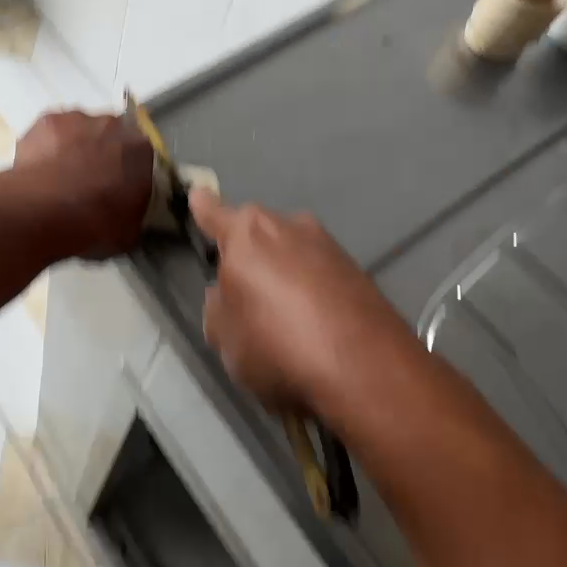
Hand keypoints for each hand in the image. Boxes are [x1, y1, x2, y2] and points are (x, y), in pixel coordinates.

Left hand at [12, 111, 152, 259]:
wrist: (44, 210)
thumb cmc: (94, 223)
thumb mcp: (129, 229)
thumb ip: (133, 207)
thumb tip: (127, 206)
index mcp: (139, 148)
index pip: (138, 154)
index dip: (125, 169)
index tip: (115, 185)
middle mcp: (111, 124)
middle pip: (108, 134)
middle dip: (100, 152)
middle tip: (86, 179)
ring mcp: (76, 118)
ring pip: (78, 129)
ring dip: (72, 145)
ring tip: (58, 174)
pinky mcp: (45, 120)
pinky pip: (50, 132)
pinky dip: (47, 145)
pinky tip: (39, 167)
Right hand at [193, 189, 415, 412]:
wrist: (369, 372)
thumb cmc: (278, 346)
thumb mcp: (223, 337)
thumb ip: (217, 307)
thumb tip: (226, 295)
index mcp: (247, 233)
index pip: (213, 212)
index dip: (202, 207)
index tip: (197, 195)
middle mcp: (289, 227)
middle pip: (258, 235)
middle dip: (250, 256)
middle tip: (244, 295)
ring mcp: (331, 248)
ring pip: (293, 257)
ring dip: (285, 279)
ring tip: (284, 324)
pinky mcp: (362, 275)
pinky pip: (322, 280)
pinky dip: (314, 298)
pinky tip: (316, 334)